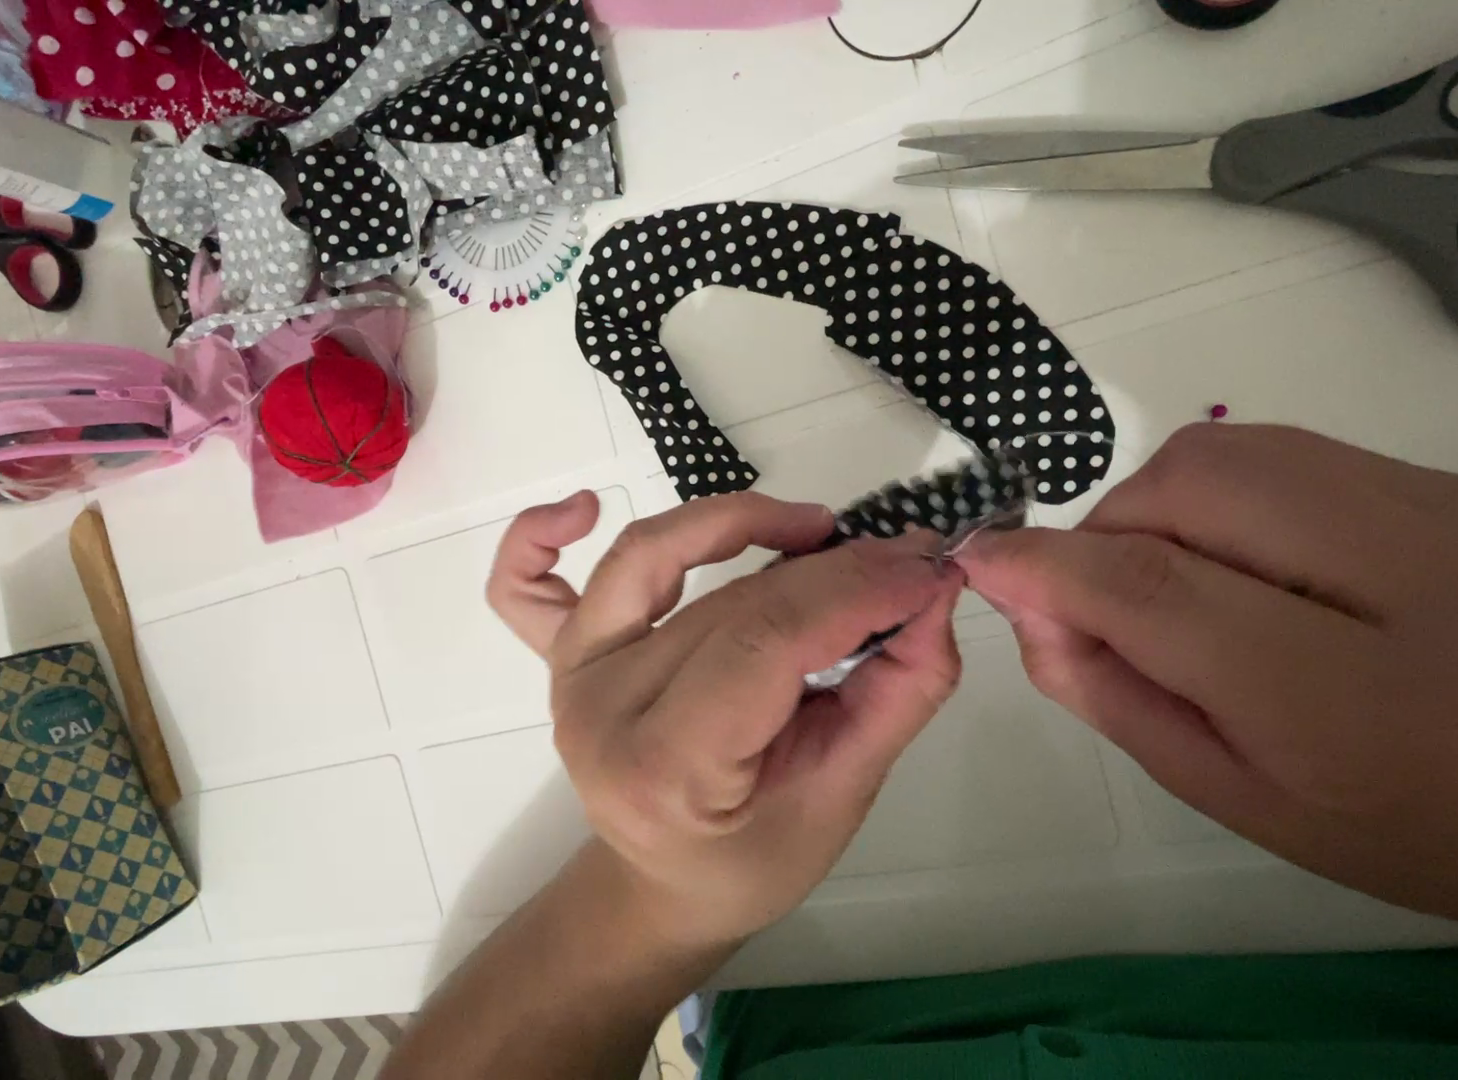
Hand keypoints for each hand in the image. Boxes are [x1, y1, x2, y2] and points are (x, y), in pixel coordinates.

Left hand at [488, 491, 964, 949]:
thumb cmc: (751, 860)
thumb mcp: (843, 796)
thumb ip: (897, 693)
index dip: (852, 592)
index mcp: (665, 767)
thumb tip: (932, 596)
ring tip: (810, 526)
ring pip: (648, 561)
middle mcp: (600, 709)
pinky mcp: (559, 658)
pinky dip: (537, 537)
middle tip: (904, 556)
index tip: (926, 567)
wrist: (664, 882)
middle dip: (830, 567)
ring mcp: (571, 675)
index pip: (763, 643)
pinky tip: (583, 506)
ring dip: (730, 521)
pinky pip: (525, 588)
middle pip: (726, 602)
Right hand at [958, 424, 1457, 964]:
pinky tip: (1260, 558)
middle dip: (1109, 525)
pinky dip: (1227, 496)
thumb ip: (1108, 691)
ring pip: (1233, 449)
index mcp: (1353, 701)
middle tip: (1107, 588)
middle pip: (1194, 486)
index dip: (1046, 565)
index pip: (1155, 592)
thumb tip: (1024, 603)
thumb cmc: (1394, 828)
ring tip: (1183, 571)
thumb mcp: (1226, 791)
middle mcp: (1424, 583)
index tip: (981, 558)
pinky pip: (1291, 453)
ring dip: (1162, 502)